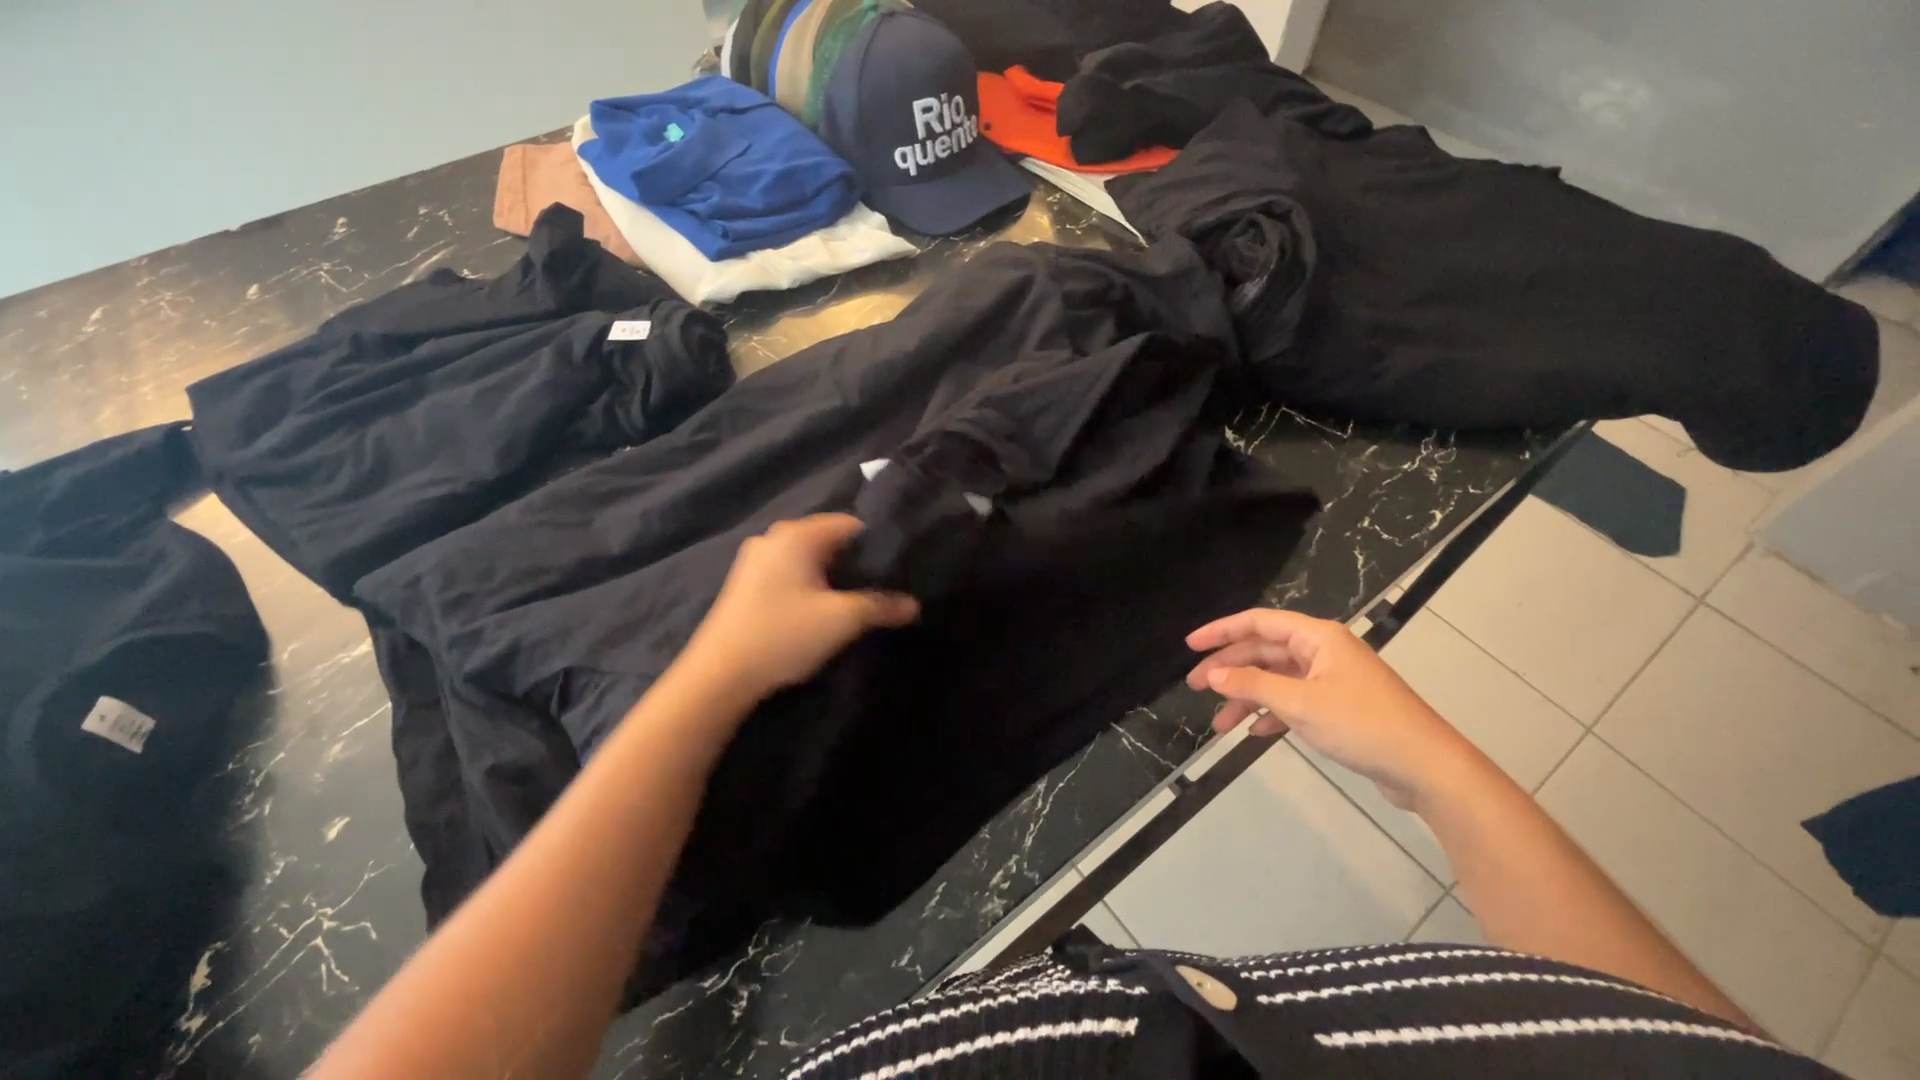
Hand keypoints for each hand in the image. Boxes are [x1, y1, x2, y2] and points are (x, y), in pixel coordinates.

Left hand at [678, 514, 919, 700]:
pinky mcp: (746, 584)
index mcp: (798, 534)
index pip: (853, 525)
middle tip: (886, 588)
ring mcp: (756, 560)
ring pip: (810, 560)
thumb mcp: (843, 620)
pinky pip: (791, 574)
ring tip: (859, 603)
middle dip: (858, 564)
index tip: (901, 571)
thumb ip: (882, 606)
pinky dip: (811, 586)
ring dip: (834, 578)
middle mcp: (775, 537)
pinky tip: (823, 612)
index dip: (879, 546)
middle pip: (831, 541)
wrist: (720, 675)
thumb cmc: (783, 634)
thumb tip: (914, 604)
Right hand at [1186, 608, 1483, 810]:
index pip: (1259, 623)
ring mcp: (1332, 679)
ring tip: (1219, 725)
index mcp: (1317, 637)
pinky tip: (1254, 733)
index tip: (1190, 645)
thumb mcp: (1300, 703)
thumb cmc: (1362, 724)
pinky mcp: (1339, 707)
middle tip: (1193, 686)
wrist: (1425, 766)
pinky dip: (1271, 714)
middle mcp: (1324, 651)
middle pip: (1265, 651)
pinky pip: (1294, 701)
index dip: (1221, 631)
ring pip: (1277, 679)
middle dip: (1229, 668)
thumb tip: (1213, 674)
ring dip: (1247, 698)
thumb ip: (1253, 685)